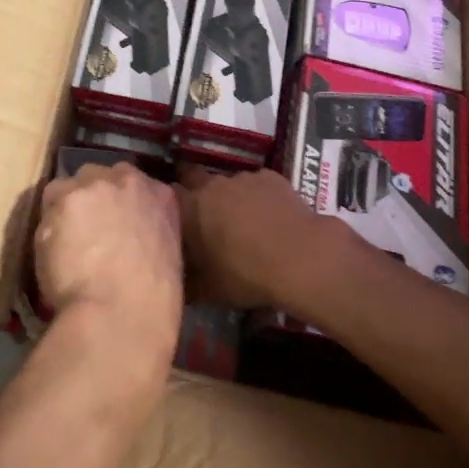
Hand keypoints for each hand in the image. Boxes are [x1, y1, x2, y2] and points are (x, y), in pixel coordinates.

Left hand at [35, 163, 182, 358]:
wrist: (122, 312)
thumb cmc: (152, 300)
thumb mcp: (166, 255)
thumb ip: (148, 230)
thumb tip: (128, 235)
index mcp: (161, 195)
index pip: (131, 185)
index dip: (115, 206)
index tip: (107, 226)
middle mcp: (128, 179)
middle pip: (98, 177)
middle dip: (90, 200)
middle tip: (84, 234)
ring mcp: (95, 184)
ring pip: (68, 187)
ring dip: (66, 210)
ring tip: (63, 244)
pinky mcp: (65, 196)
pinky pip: (47, 209)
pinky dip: (46, 230)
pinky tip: (52, 255)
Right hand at [177, 165, 348, 309]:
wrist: (300, 256)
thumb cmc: (247, 275)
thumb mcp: (210, 291)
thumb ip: (188, 284)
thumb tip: (179, 284)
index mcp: (190, 209)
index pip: (168, 194)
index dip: (170, 203)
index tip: (173, 216)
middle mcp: (212, 185)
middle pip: (194, 177)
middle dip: (195, 189)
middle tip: (203, 213)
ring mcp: (243, 177)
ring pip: (229, 183)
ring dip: (231, 196)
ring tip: (243, 220)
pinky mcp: (271, 177)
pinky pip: (257, 184)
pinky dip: (259, 196)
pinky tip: (270, 216)